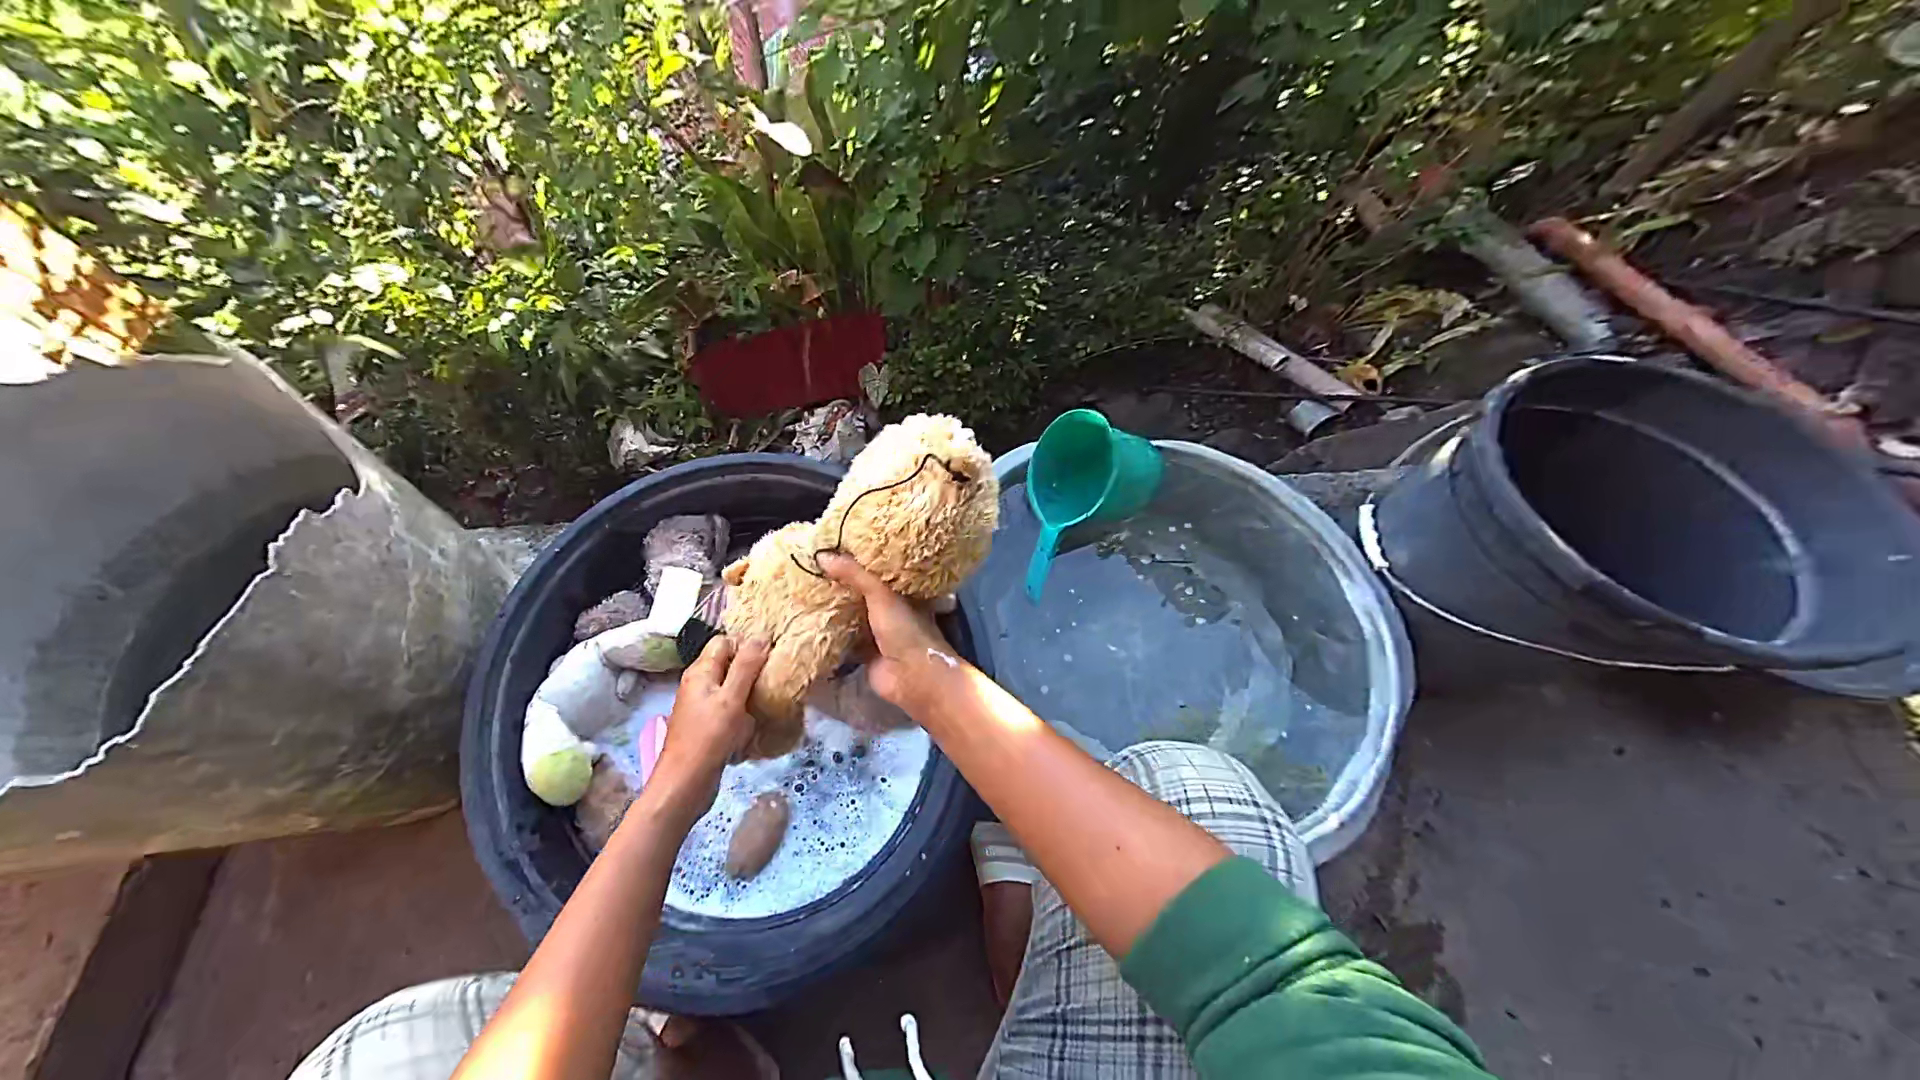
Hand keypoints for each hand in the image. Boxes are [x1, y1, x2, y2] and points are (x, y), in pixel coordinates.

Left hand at [652, 635, 768, 814]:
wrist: (685, 784)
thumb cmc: (708, 738)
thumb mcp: (731, 698)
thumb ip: (746, 666)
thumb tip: (761, 635)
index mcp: (700, 672)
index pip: (725, 641)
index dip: (747, 643)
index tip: (772, 653)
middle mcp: (698, 684)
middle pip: (729, 663)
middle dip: (752, 667)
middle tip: (777, 674)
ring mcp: (702, 705)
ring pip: (731, 686)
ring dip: (750, 690)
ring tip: (772, 696)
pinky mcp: (707, 725)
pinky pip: (730, 707)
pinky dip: (744, 710)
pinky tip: (757, 719)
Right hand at [819, 553, 965, 713]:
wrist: (912, 677)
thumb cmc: (904, 629)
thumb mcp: (881, 594)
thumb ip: (855, 574)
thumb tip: (821, 554)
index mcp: (903, 591)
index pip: (879, 570)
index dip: (860, 560)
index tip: (834, 548)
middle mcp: (892, 610)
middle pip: (863, 593)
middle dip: (842, 585)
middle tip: (813, 569)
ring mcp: (879, 633)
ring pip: (853, 616)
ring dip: (835, 608)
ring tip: (806, 590)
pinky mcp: (865, 653)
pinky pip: (845, 638)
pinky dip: (831, 632)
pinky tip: (809, 621)